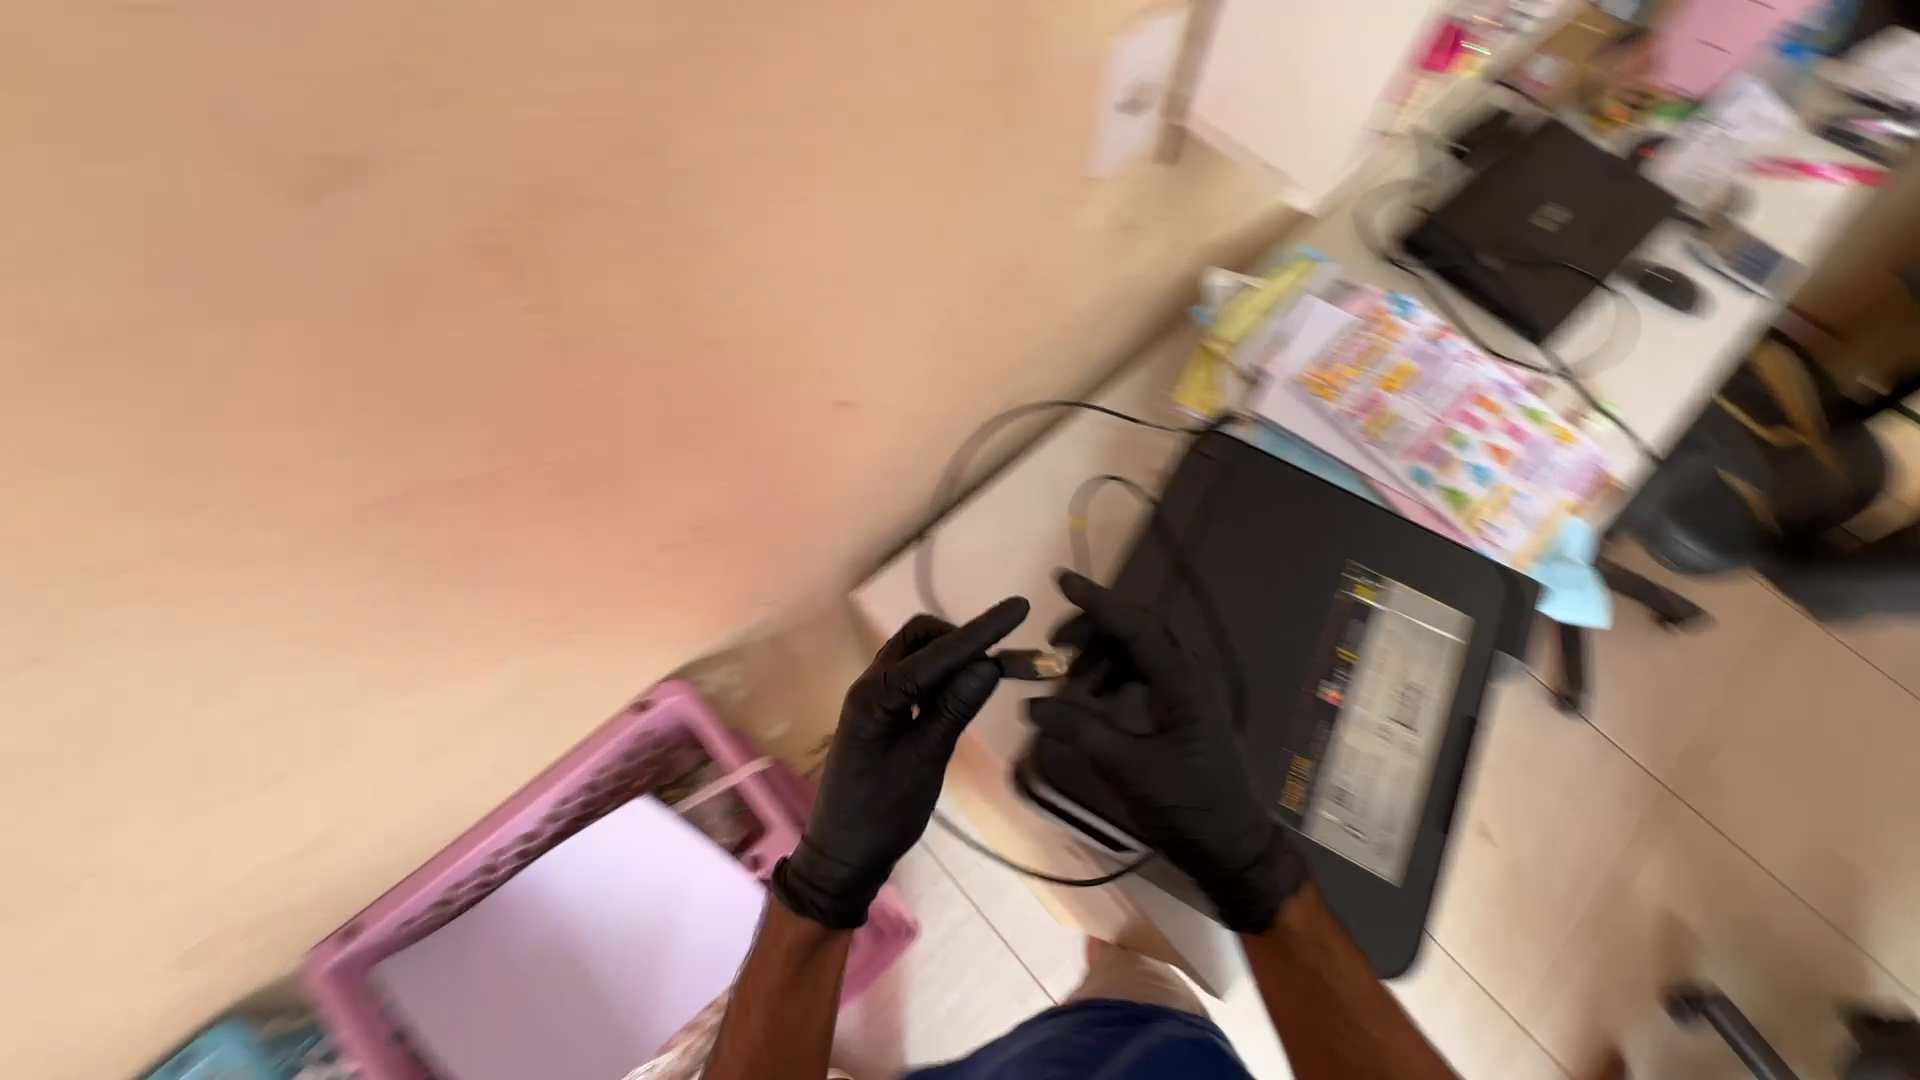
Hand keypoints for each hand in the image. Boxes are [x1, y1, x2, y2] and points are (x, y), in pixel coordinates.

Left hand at [771, 596, 1029, 927]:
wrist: (843, 854)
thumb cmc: (882, 814)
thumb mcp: (926, 762)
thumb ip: (954, 709)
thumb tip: (989, 664)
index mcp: (876, 695)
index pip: (937, 652)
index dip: (982, 630)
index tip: (1019, 607)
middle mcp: (871, 684)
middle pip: (920, 636)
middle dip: (961, 638)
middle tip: (998, 663)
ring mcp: (874, 698)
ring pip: (917, 654)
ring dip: (952, 656)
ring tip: (988, 677)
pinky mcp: (881, 713)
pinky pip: (915, 677)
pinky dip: (941, 676)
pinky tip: (962, 695)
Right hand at [1027, 571, 1307, 932]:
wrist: (1233, 847)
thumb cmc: (1188, 808)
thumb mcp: (1131, 771)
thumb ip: (1082, 732)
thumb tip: (1030, 704)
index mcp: (1182, 684)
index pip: (1135, 626)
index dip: (1097, 601)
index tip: (1061, 580)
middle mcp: (1187, 677)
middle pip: (1138, 628)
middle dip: (1093, 627)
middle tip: (1055, 647)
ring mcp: (1186, 692)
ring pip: (1139, 649)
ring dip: (1101, 654)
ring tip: (1070, 681)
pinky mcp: (1180, 710)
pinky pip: (1142, 673)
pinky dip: (1112, 676)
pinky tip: (1091, 698)